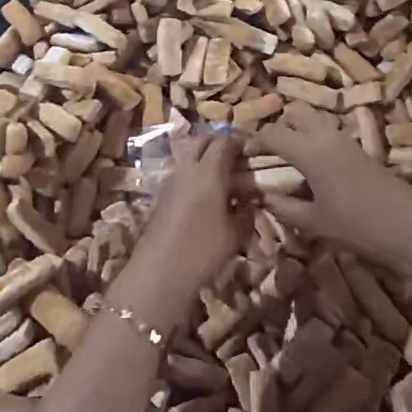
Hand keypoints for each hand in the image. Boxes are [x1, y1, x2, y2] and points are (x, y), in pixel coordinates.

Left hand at [109, 131, 239, 329]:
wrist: (160, 271)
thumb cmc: (203, 249)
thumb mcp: (235, 234)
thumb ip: (246, 213)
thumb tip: (251, 202)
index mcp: (210, 171)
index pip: (224, 142)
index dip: (238, 142)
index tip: (251, 150)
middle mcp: (188, 168)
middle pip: (201, 140)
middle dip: (218, 141)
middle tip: (234, 156)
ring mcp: (170, 180)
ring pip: (187, 155)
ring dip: (203, 156)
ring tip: (219, 174)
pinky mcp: (161, 194)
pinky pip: (180, 172)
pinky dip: (192, 172)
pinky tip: (202, 192)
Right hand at [254, 124, 411, 268]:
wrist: (408, 226)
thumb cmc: (356, 226)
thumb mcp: (313, 222)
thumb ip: (283, 206)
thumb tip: (260, 195)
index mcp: (310, 151)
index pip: (273, 133)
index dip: (254, 140)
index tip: (242, 152)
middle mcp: (326, 136)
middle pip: (296, 113)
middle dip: (278, 126)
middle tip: (267, 151)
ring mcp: (345, 139)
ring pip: (314, 119)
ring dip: (298, 129)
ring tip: (288, 157)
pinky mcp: (359, 148)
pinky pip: (328, 131)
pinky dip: (314, 138)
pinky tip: (312, 165)